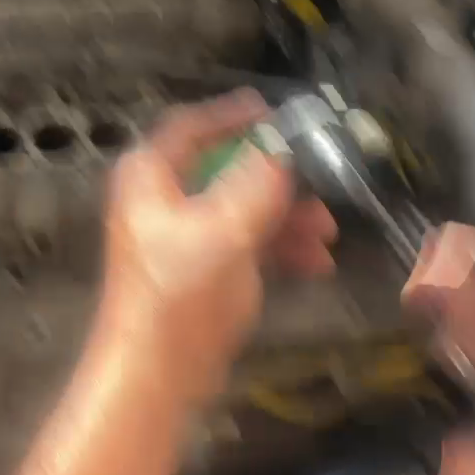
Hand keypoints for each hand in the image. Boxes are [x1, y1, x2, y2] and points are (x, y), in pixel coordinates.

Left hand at [100, 91, 338, 403]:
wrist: (156, 365)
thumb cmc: (180, 288)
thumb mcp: (223, 229)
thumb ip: (254, 186)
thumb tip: (279, 151)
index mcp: (148, 175)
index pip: (188, 128)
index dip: (227, 114)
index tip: (270, 109)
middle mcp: (158, 197)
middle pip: (220, 168)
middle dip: (272, 177)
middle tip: (319, 184)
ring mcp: (177, 233)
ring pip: (236, 207)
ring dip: (282, 215)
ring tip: (326, 232)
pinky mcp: (196, 267)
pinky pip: (241, 242)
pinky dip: (274, 246)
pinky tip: (315, 263)